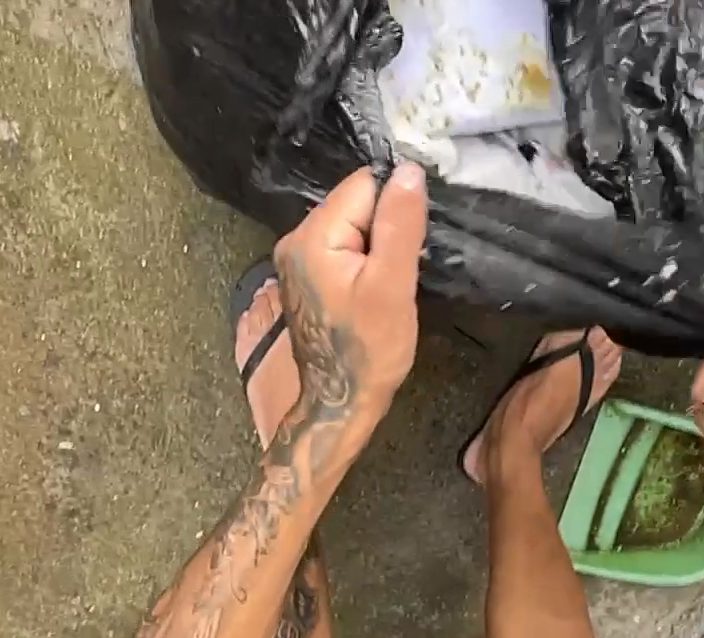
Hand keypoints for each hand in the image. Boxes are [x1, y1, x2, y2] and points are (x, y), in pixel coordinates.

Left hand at [274, 163, 428, 422]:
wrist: (339, 403)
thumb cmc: (367, 351)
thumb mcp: (391, 286)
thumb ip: (400, 224)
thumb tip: (409, 169)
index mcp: (311, 236)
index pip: (364, 186)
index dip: (394, 212)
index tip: (403, 252)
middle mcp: (294, 241)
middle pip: (357, 206)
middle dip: (384, 233)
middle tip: (392, 279)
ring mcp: (296, 262)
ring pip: (353, 230)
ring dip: (376, 253)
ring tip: (382, 291)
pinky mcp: (306, 280)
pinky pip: (343, 252)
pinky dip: (363, 268)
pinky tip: (369, 298)